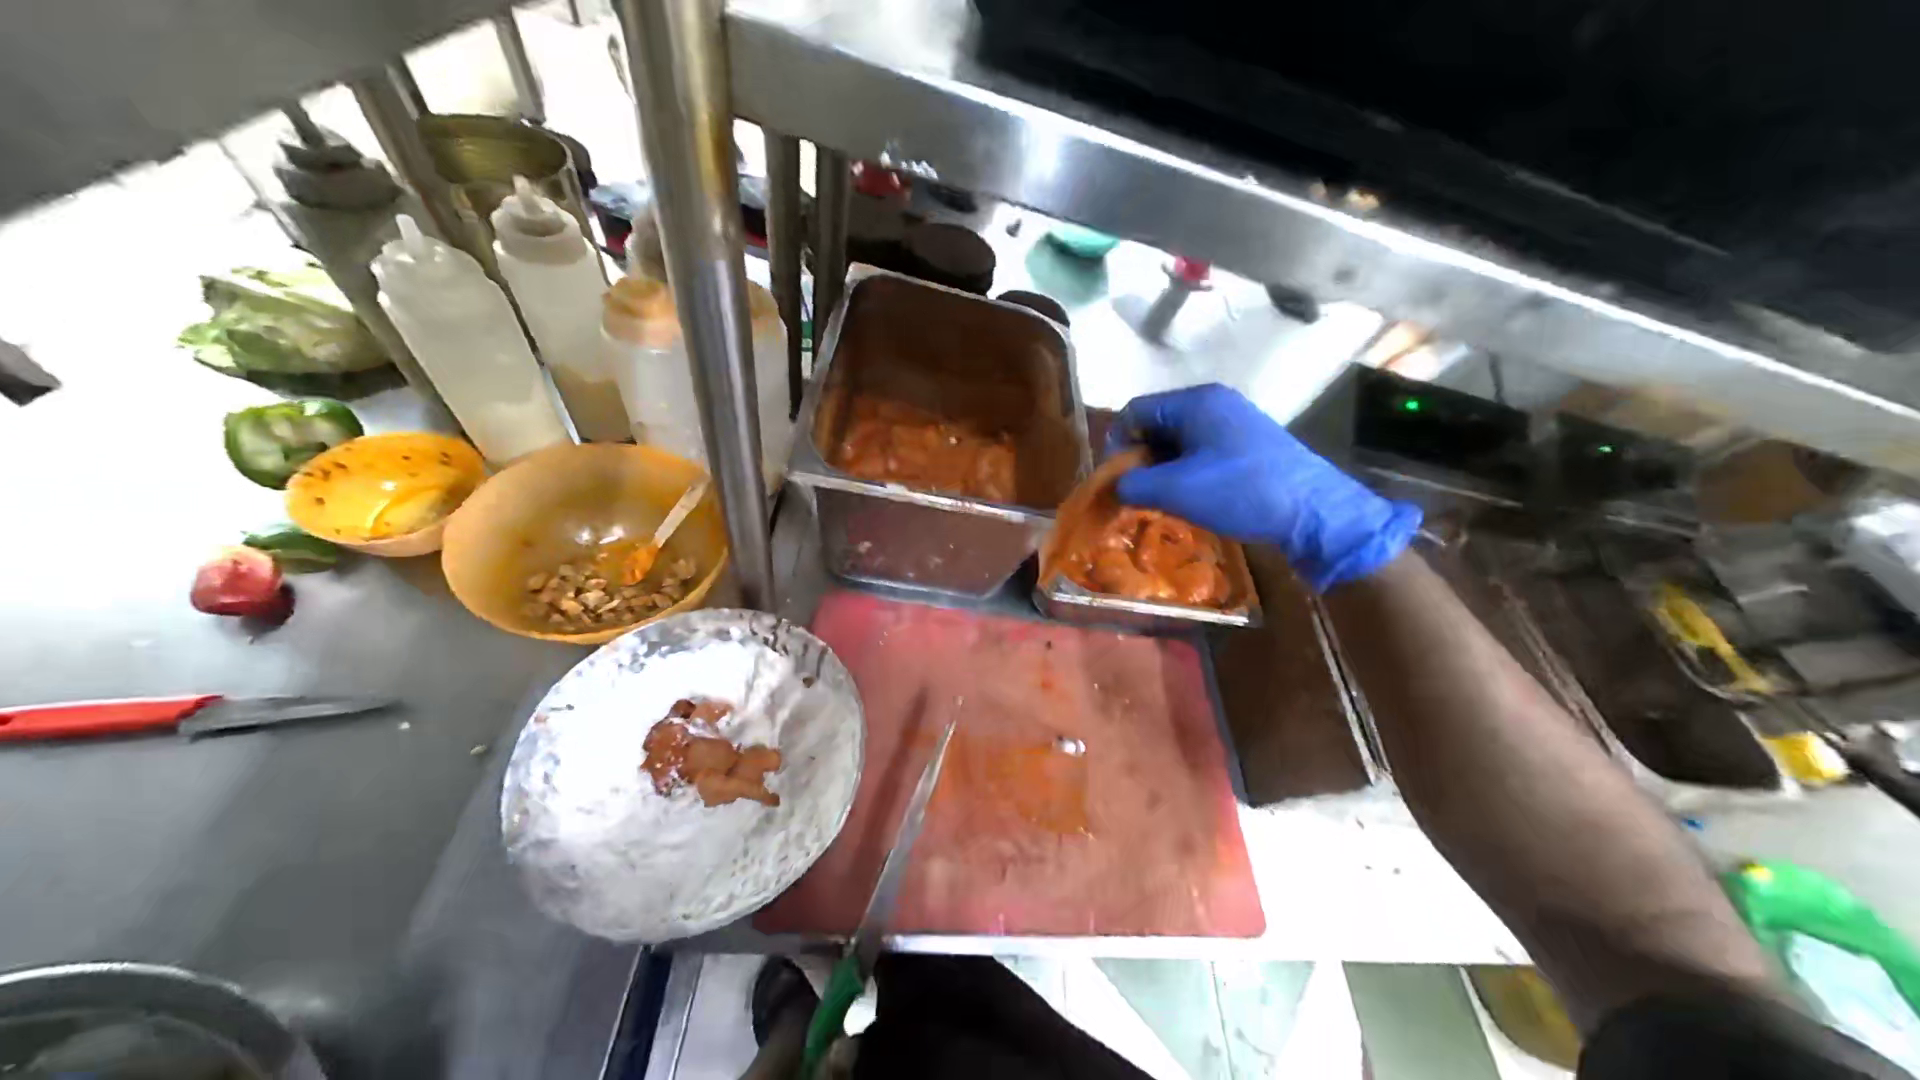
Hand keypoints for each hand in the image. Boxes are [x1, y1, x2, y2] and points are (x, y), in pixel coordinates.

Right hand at [1108, 383, 1421, 590]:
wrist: (1315, 513)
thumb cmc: (1241, 492)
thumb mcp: (1176, 490)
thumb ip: (1133, 484)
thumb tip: (1116, 486)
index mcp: (1196, 402)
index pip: (1135, 411)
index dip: (1116, 444)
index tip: (1115, 479)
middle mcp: (1215, 404)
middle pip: (1156, 424)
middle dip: (1139, 458)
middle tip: (1136, 493)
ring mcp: (1235, 423)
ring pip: (1179, 441)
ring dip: (1162, 469)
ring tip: (1161, 500)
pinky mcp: (1248, 445)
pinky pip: (1201, 452)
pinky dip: (1186, 473)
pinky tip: (1190, 499)